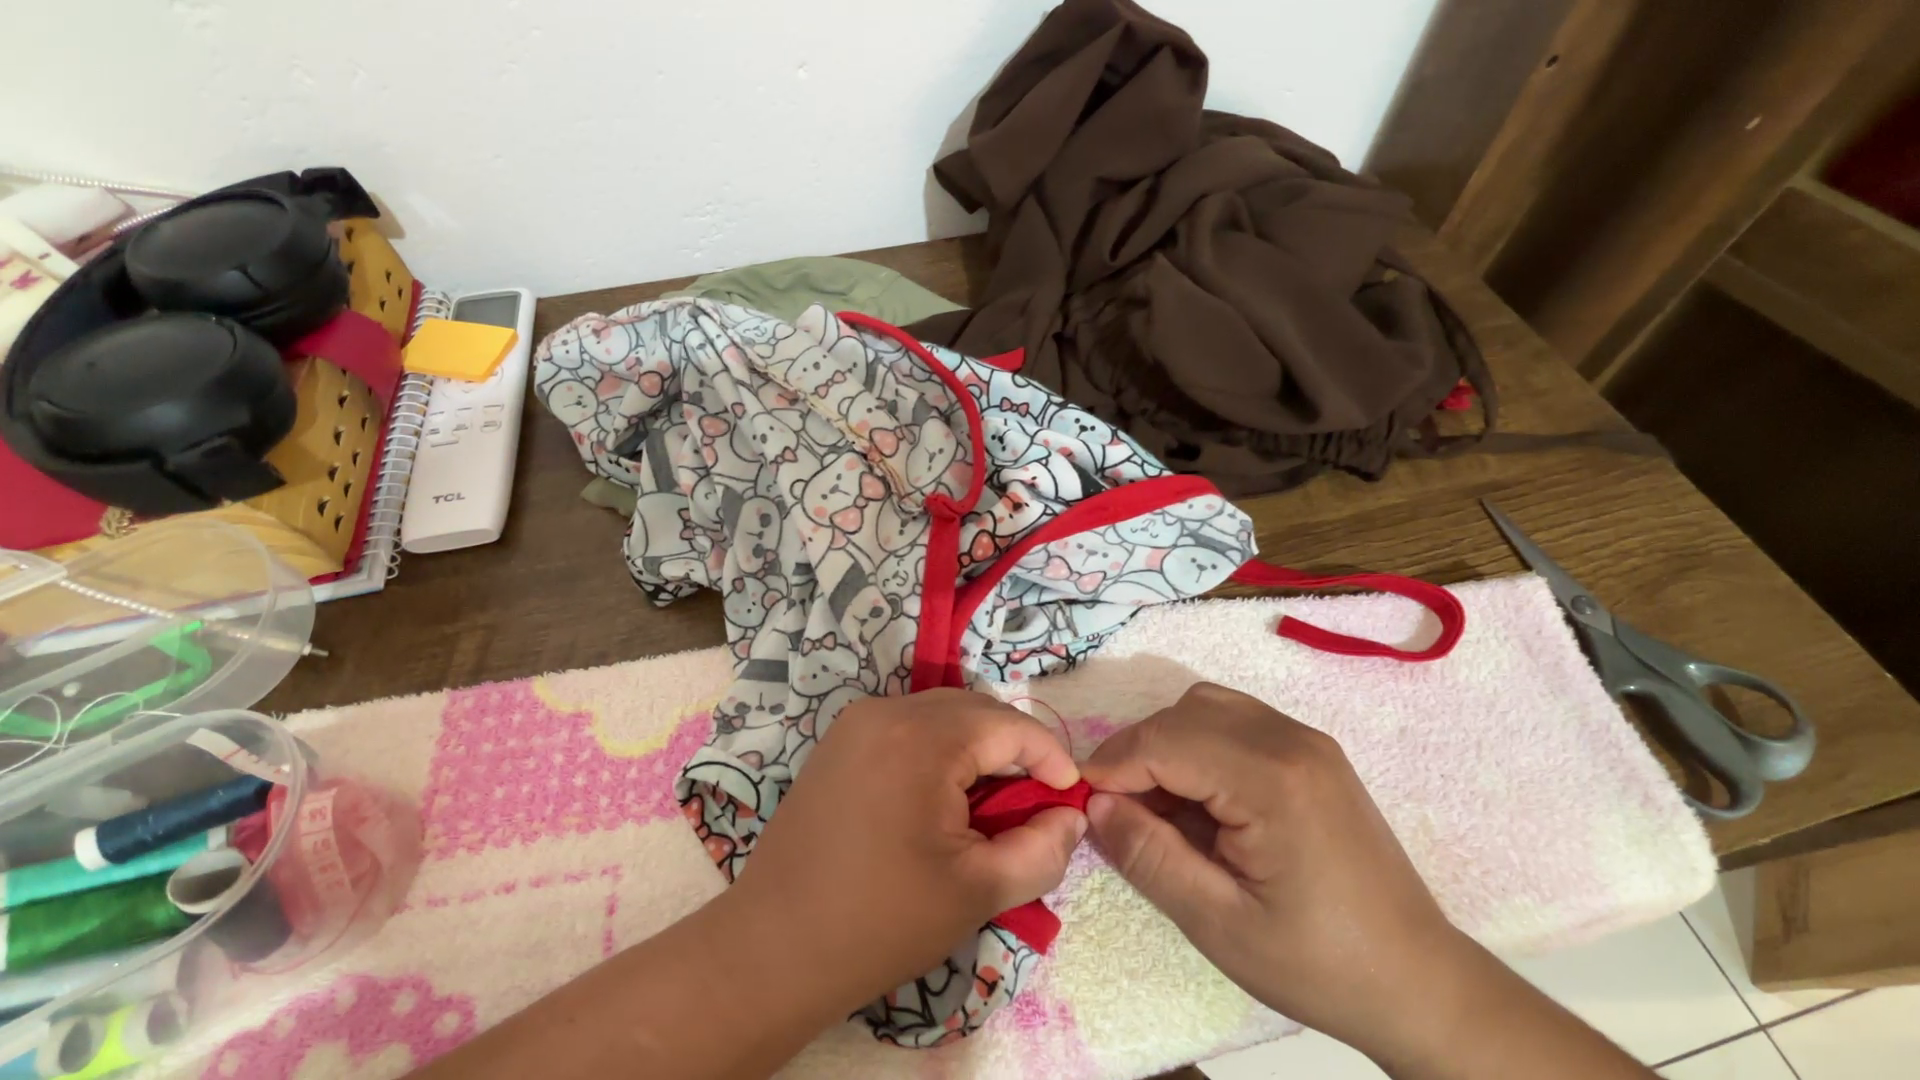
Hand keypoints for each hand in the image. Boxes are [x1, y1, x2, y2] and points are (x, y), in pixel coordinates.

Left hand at [730, 688, 1087, 1012]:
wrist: (774, 948)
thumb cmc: (881, 921)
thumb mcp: (978, 892)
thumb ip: (1041, 849)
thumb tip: (1071, 817)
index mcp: (920, 738)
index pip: (1008, 725)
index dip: (1050, 757)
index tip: (1070, 799)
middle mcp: (884, 712)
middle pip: (973, 711)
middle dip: (1014, 750)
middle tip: (1036, 802)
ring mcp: (853, 725)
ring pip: (940, 717)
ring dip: (976, 750)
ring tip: (994, 804)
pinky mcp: (837, 746)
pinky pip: (906, 729)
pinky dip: (938, 752)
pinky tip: (944, 800)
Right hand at [1080, 683, 1466, 1061]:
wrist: (1416, 980)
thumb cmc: (1316, 963)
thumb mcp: (1217, 923)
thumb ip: (1148, 856)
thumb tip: (1095, 805)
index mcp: (1272, 780)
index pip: (1165, 740)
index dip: (1112, 765)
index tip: (1081, 803)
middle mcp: (1291, 741)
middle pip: (1184, 713)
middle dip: (1137, 753)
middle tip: (1117, 812)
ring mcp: (1308, 742)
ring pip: (1208, 708)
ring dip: (1168, 746)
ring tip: (1155, 807)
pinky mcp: (1314, 755)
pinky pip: (1237, 724)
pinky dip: (1200, 747)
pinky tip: (1198, 801)